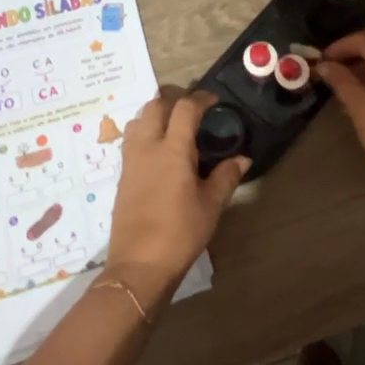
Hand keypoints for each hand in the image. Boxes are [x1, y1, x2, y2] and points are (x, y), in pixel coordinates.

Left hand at [106, 88, 248, 309]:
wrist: (139, 265)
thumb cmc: (180, 233)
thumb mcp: (211, 205)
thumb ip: (226, 176)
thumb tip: (242, 158)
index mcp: (172, 150)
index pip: (184, 109)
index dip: (200, 99)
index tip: (214, 101)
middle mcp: (147, 148)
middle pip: (154, 106)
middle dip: (173, 100)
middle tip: (192, 111)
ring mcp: (130, 162)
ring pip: (137, 121)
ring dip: (154, 115)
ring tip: (173, 128)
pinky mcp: (122, 177)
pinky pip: (130, 142)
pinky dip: (144, 134)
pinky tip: (159, 153)